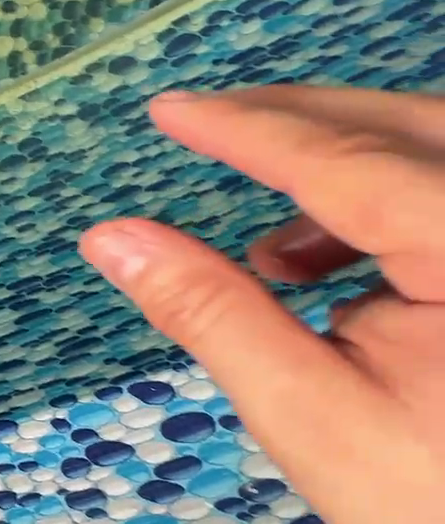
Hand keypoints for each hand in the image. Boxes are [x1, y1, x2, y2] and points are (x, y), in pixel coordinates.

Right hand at [80, 86, 444, 523]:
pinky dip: (401, 208)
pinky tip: (357, 278)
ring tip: (276, 250)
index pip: (339, 158)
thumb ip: (209, 312)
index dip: (242, 128)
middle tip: (210, 123)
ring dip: (350, 167)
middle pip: (416, 126)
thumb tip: (109, 237)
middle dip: (303, 117)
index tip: (166, 109)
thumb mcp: (311, 413)